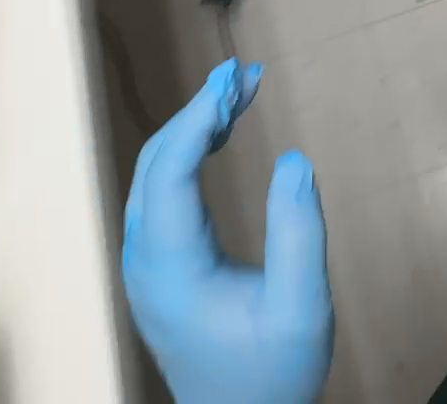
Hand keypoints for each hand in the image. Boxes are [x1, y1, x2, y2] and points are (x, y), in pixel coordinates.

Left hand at [122, 59, 333, 403]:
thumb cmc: (271, 371)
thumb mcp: (300, 308)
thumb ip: (299, 234)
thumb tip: (295, 159)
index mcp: (172, 267)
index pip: (169, 173)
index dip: (197, 118)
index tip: (235, 79)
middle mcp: (146, 257)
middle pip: (157, 162)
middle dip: (198, 109)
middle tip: (246, 74)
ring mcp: (148, 260)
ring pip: (158, 172)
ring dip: (196, 124)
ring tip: (243, 91)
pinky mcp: (162, 262)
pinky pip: (167, 189)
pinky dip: (194, 150)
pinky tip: (224, 132)